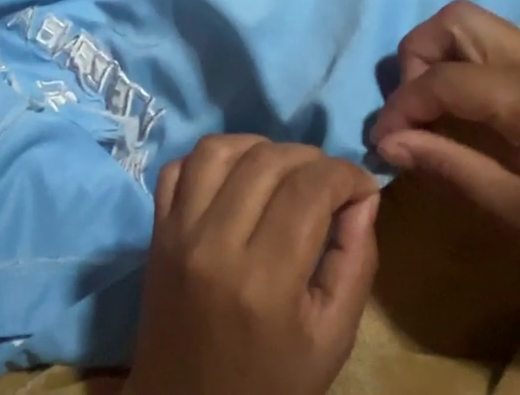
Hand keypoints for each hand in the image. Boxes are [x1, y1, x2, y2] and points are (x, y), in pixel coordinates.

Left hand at [125, 136, 379, 394]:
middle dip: (311, 158)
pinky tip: (236, 177)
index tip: (363, 187)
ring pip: (217, 149)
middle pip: (266, 161)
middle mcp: (214, 244)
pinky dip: (210, 159)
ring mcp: (177, 233)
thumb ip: (355, 263)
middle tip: (330, 181)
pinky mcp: (154, 230)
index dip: (346, 174)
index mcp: (265, 281)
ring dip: (259, 147)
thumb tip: (364, 196)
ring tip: (285, 170)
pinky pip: (177, 168)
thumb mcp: (331, 339)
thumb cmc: (270, 382)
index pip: (310, 189)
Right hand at [368, 0, 519, 317]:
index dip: (400, 108)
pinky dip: (469, 65)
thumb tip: (387, 143)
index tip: (380, 144)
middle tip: (412, 114)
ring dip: (442, 56)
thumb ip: (451, 168)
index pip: (441, 78)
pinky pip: (502, 47)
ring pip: (479, 26)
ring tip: (434, 115)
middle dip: (417, 57)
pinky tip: (471, 115)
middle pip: (456, 20)